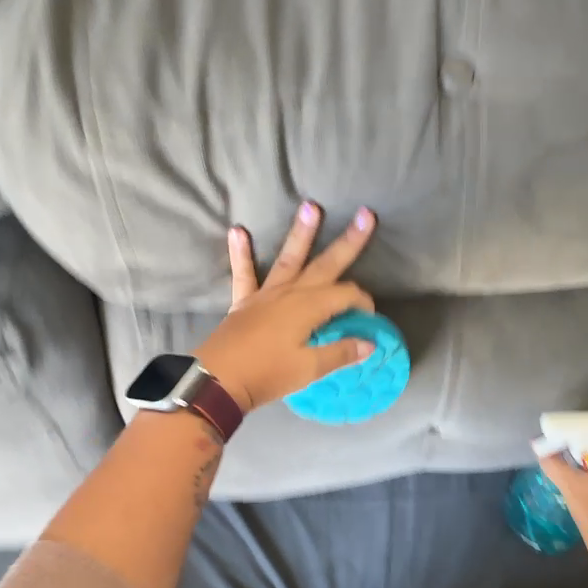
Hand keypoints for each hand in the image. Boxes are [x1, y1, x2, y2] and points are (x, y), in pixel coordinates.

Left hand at [193, 202, 378, 411]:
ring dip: (301, 233)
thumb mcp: (309, 369)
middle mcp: (291, 292)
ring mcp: (266, 294)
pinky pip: (244, 273)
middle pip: (326, 264)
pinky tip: (238, 231)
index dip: (363, 301)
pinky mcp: (244, 301)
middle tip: (367, 214)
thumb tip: (370, 344)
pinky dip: (241, 253)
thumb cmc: (267, 374)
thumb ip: (341, 353)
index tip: (369, 317)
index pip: (346, 295)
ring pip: (289, 258)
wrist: (217, 380)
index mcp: (310, 307)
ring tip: (310, 207)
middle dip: (349, 241)